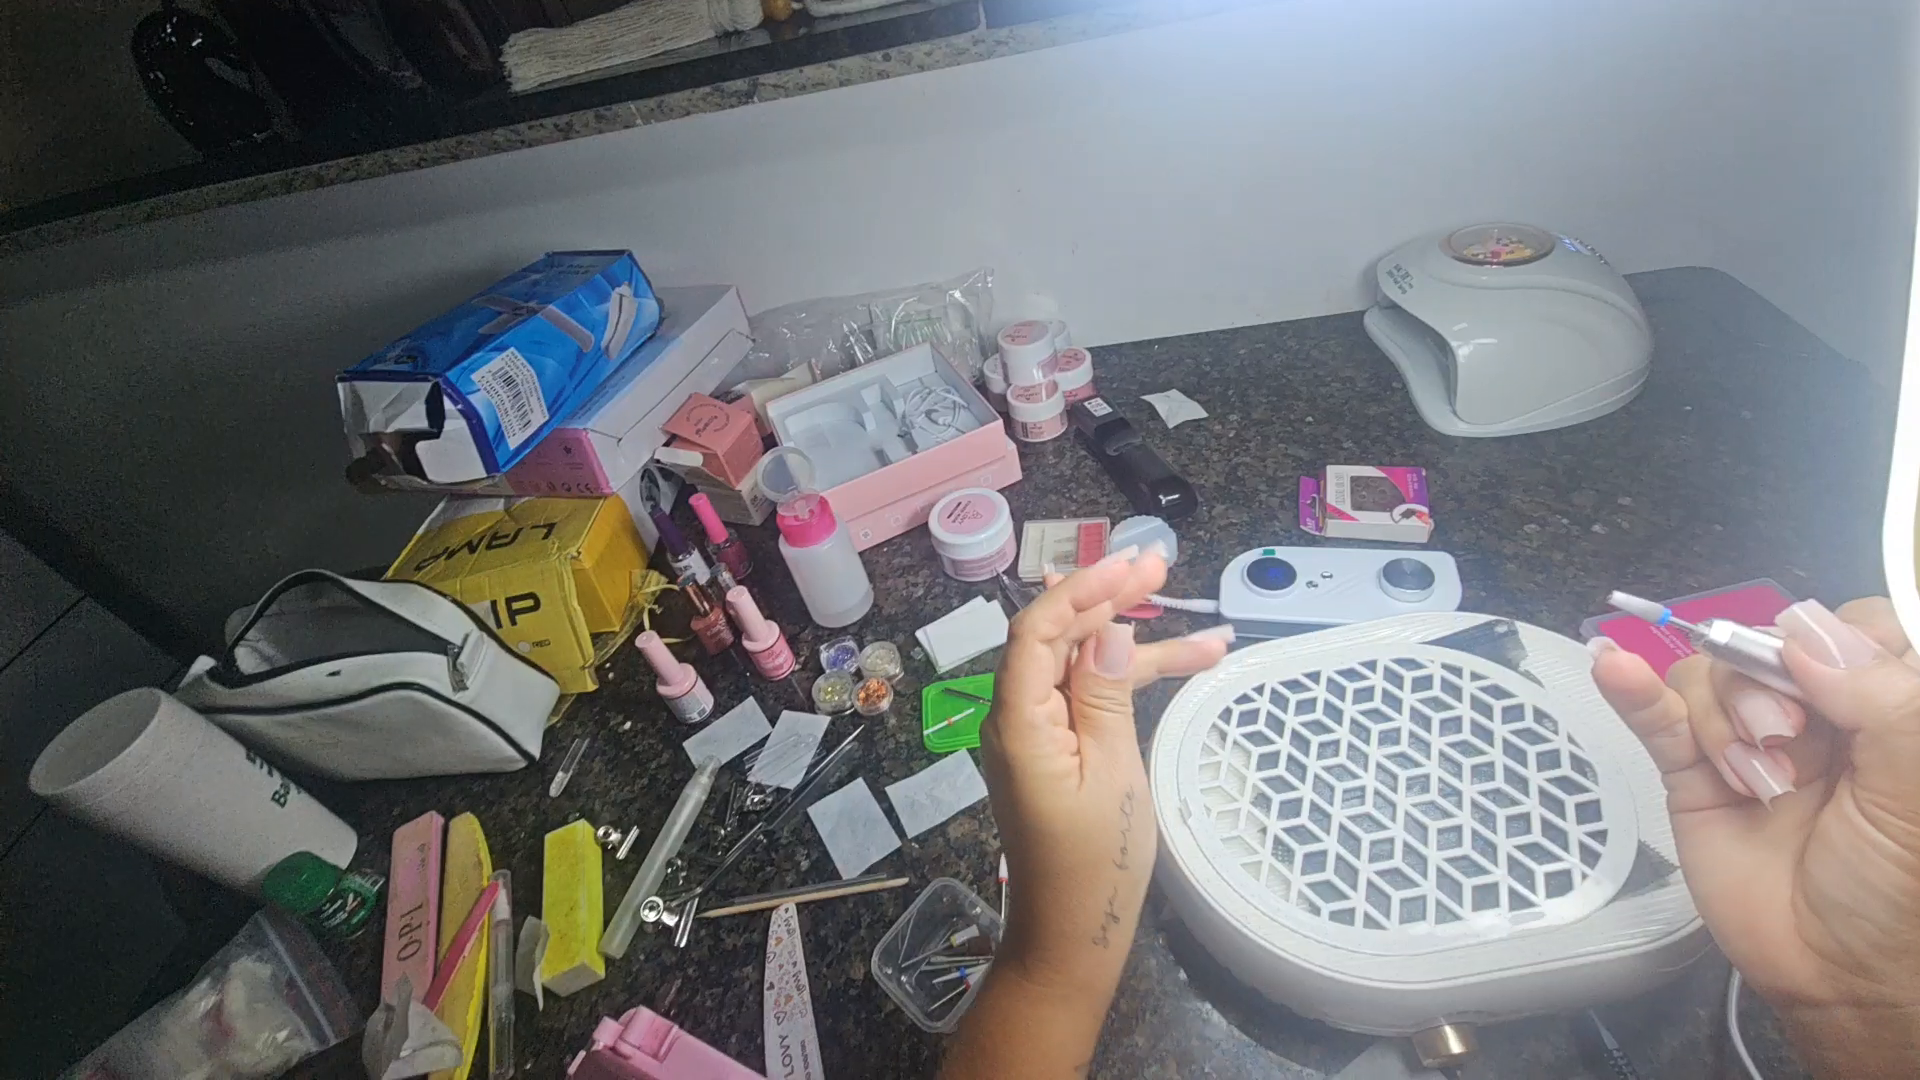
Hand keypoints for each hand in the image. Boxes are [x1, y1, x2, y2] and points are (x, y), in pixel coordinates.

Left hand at [984, 547, 1230, 983]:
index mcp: (1018, 718)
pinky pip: (1089, 696)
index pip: (1037, 630)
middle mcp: (1018, 713)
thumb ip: (1105, 696)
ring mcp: (1039, 727)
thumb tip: (1109, 631)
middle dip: (1107, 599)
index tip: (1128, 565)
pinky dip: (1129, 678)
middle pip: (1057, 636)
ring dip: (1129, 635)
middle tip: (1158, 564)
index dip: (1082, 590)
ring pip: (1080, 662)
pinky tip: (1185, 659)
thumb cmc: (1095, 865)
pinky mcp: (1059, 743)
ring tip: (1180, 599)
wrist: (1072, 936)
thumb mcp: (1113, 774)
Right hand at [1590, 598, 1919, 1074]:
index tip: (1821, 678)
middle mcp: (1818, 718)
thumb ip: (1885, 712)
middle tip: (1783, 739)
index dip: (1828, 641)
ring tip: (1747, 778)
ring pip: (1704, 683)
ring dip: (1716, 721)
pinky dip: (1628, 690)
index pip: (1852, 634)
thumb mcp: (1912, 801)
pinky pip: (1649, 716)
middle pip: (1763, 651)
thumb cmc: (1903, 891)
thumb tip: (1806, 635)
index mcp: (1886, 717)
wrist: (1837, 974)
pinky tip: (1612, 668)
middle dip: (1763, 687)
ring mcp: (1745, 741)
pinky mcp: (1687, 768)